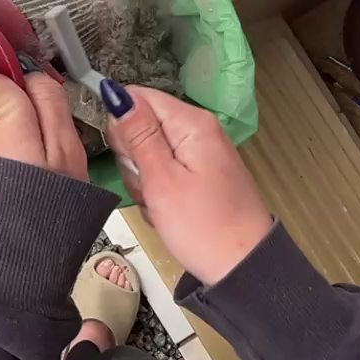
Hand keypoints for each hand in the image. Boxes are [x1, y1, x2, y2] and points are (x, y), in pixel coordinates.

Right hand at [105, 87, 271, 283]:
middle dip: (133, 157)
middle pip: (142, 125)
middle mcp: (198, 129)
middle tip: (148, 185)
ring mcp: (199, 152)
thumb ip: (137, 134)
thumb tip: (116, 92)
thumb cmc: (201, 226)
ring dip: (144, 179)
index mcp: (191, 123)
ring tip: (158, 202)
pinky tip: (166, 210)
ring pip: (148, 152)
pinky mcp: (199, 173)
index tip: (125, 157)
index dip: (121, 123)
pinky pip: (163, 171)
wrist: (242, 267)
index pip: (138, 97)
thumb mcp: (161, 179)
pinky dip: (157, 190)